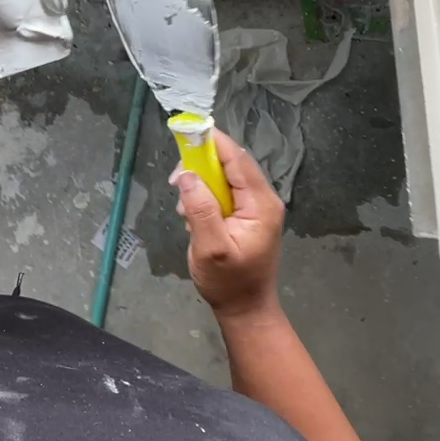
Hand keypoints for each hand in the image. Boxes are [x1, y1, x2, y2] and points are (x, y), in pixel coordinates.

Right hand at [173, 131, 284, 318]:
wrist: (245, 308)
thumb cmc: (229, 282)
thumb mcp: (211, 249)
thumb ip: (200, 210)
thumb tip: (187, 176)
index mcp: (261, 204)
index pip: (237, 159)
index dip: (212, 142)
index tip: (186, 131)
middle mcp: (263, 199)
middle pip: (231, 163)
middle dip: (200, 165)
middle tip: (176, 181)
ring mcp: (255, 206)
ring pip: (224, 176)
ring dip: (200, 183)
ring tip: (184, 209)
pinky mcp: (246, 214)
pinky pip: (223, 191)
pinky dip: (204, 196)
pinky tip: (193, 216)